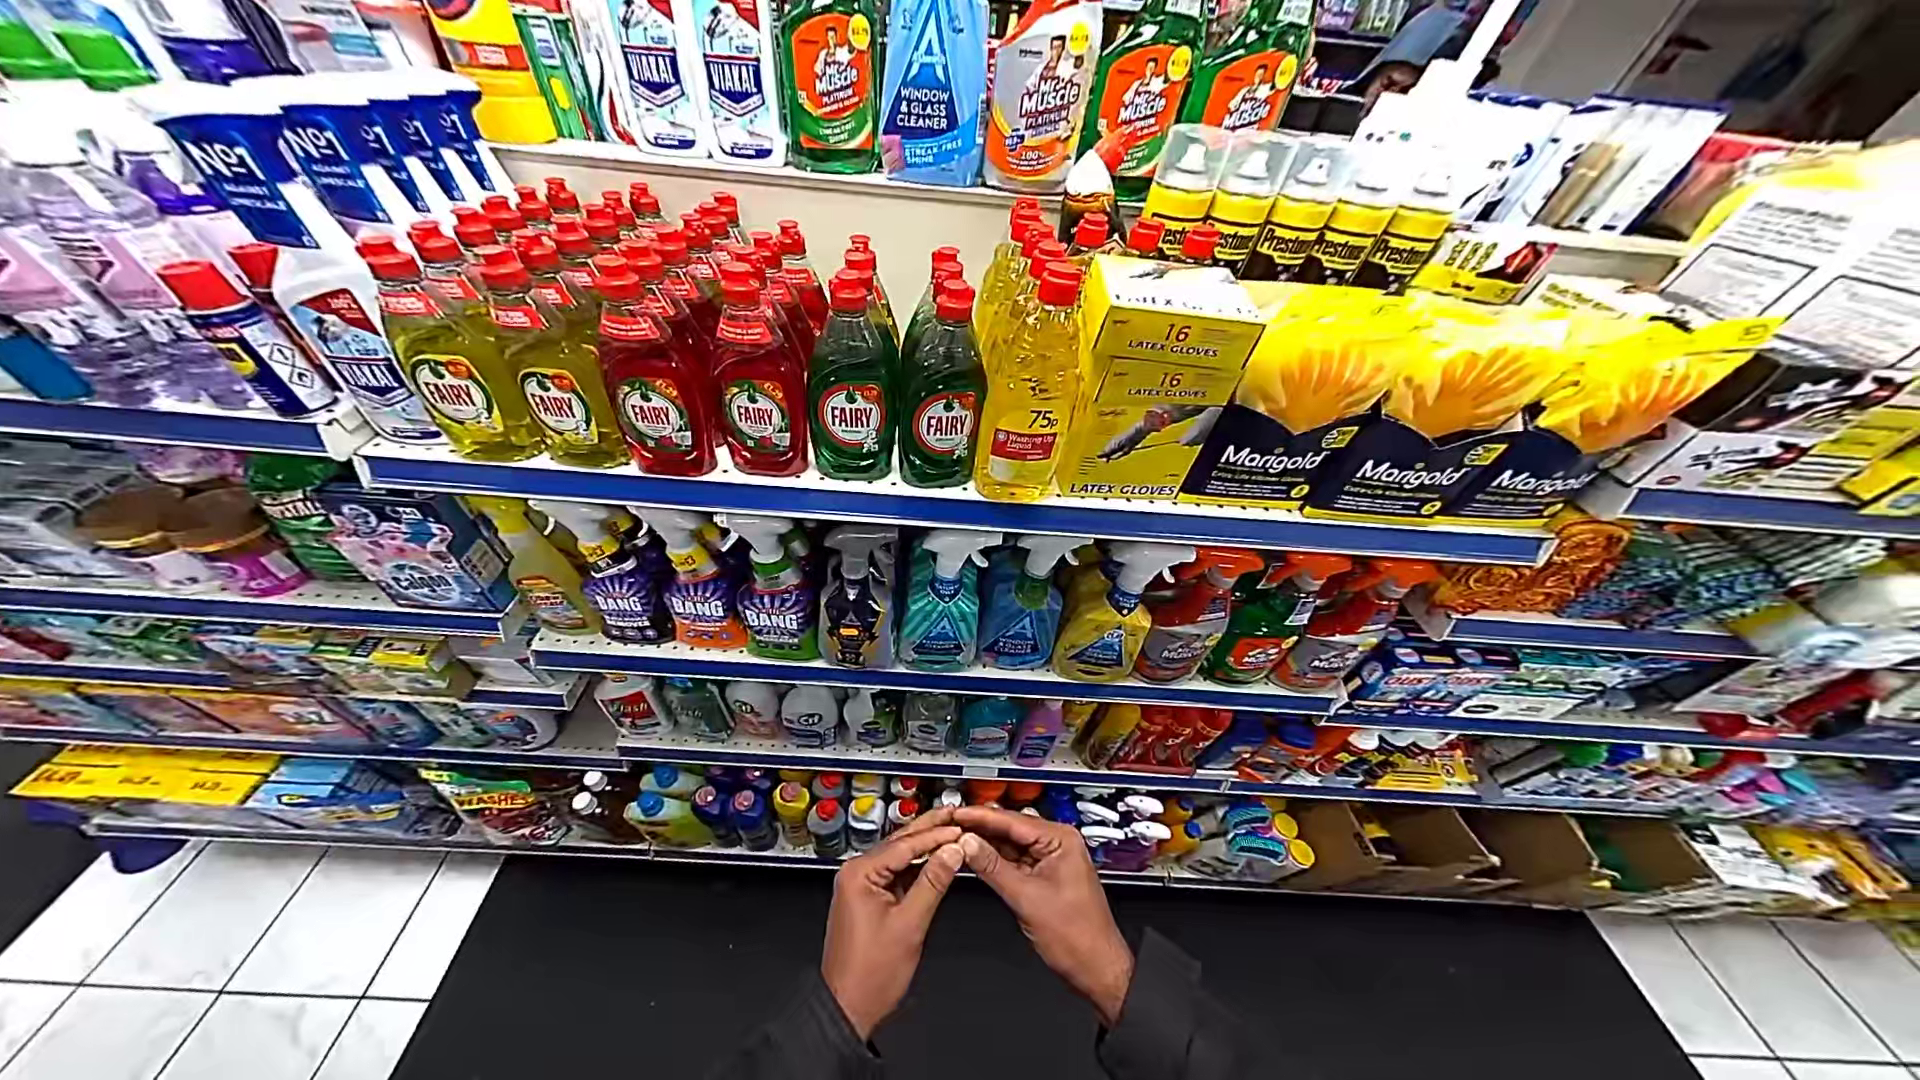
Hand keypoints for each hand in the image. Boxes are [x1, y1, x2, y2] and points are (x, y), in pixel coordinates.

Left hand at [821, 808, 965, 1039]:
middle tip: (954, 815)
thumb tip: (952, 851)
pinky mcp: (867, 897)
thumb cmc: (870, 974)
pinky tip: (936, 860)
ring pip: (899, 856)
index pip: (905, 843)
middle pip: (900, 843)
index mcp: (859, 873)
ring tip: (951, 832)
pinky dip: (917, 866)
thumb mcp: (910, 924)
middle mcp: (856, 873)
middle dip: (930, 829)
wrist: (848, 1010)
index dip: (936, 834)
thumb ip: (933, 882)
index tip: (959, 827)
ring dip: (925, 846)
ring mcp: (860, 885)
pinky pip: (896, 872)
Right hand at [952, 806, 1133, 1026]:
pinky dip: (995, 859)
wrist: (1096, 969)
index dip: (980, 816)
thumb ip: (993, 868)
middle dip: (980, 828)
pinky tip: (976, 857)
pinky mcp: (1044, 874)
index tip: (957, 814)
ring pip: (1010, 844)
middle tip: (952, 825)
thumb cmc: (1078, 937)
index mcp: (1061, 839)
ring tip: (958, 839)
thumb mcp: (1026, 898)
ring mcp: (1051, 858)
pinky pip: (1014, 859)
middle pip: (1010, 828)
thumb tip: (968, 844)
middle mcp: (1058, 842)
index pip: (1012, 820)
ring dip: (985, 843)